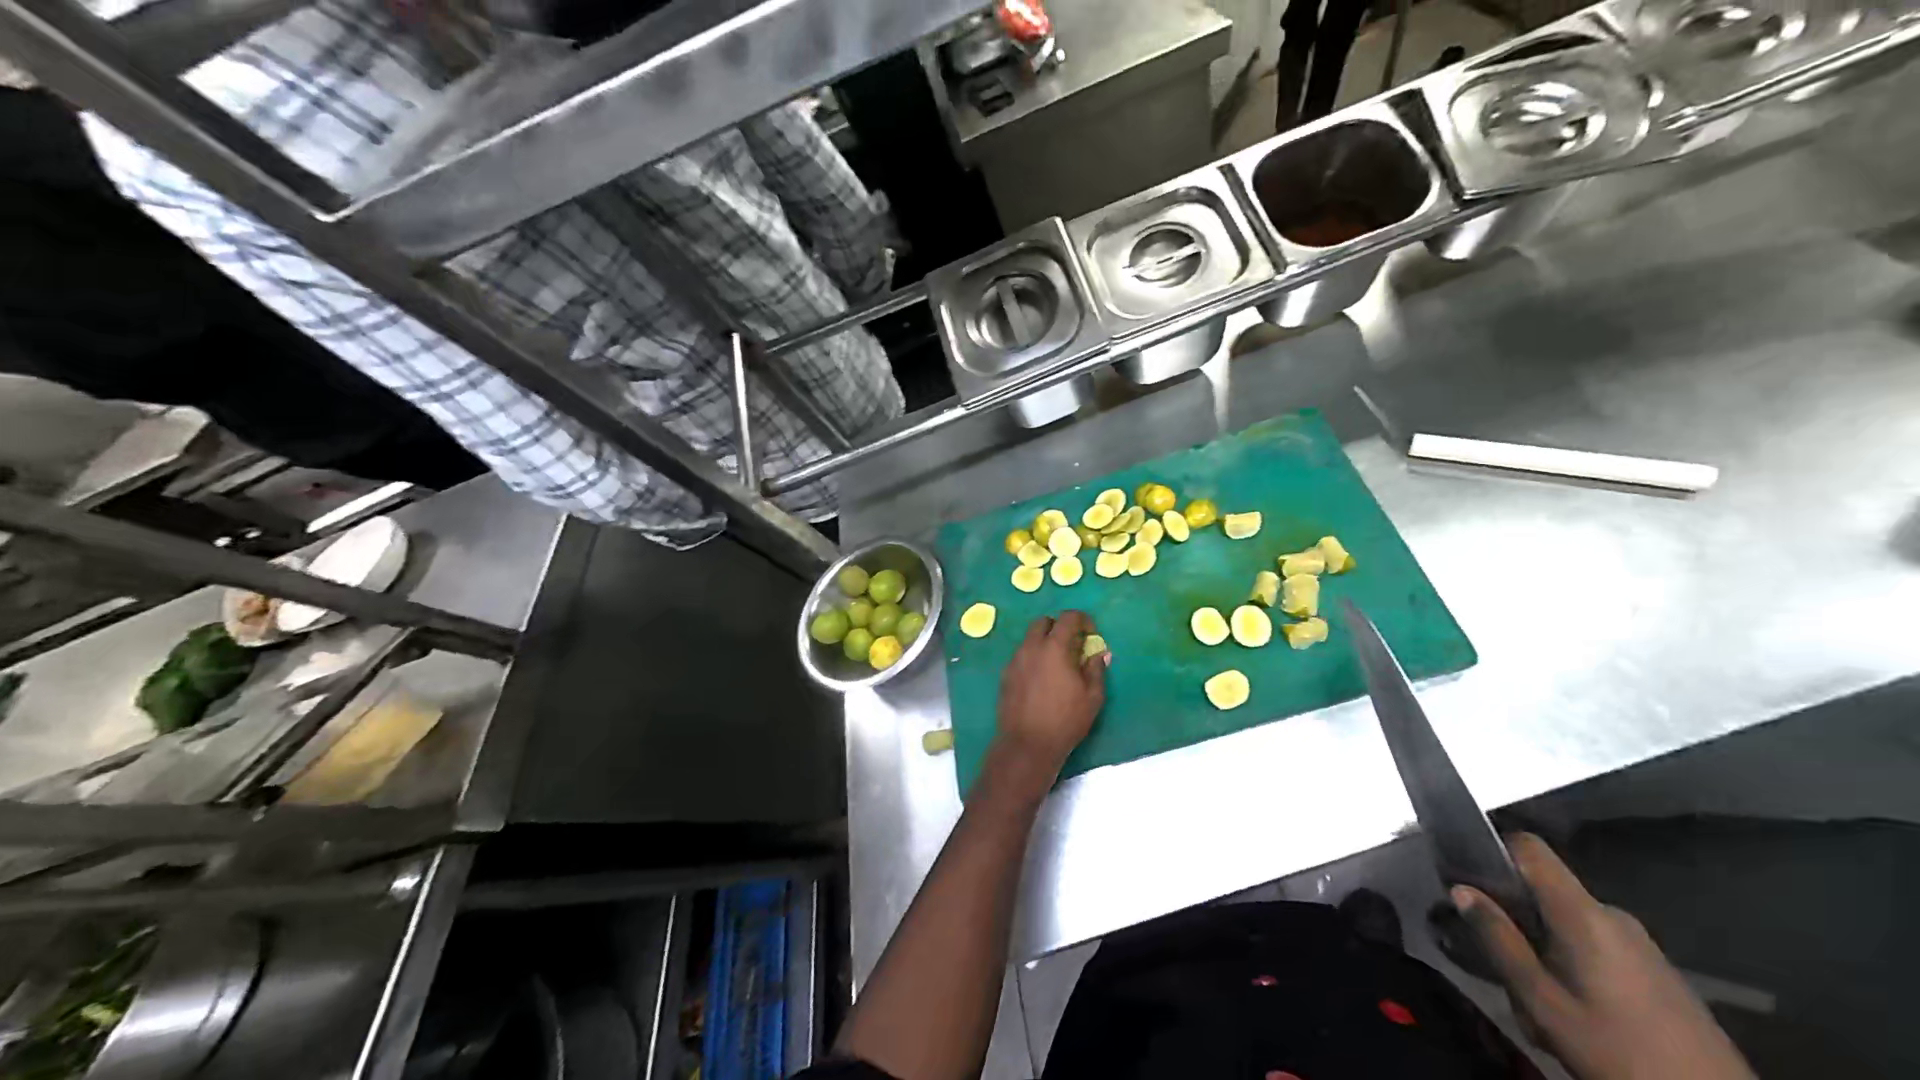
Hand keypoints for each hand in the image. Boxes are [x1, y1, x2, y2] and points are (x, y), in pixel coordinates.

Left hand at [989, 611, 1106, 793]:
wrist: (1027, 744)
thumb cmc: (1065, 720)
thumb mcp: (1092, 696)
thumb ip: (1096, 669)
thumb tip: (1099, 653)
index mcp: (1054, 647)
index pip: (1068, 618)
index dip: (1083, 620)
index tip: (1091, 634)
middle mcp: (1031, 647)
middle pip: (1043, 622)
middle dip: (1059, 627)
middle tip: (1073, 645)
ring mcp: (1015, 660)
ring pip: (1030, 638)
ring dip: (1045, 642)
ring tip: (1058, 664)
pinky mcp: (1006, 675)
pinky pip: (1021, 655)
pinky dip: (1034, 657)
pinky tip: (1042, 678)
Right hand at [1454, 834, 1755, 1079]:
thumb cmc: (1620, 1051)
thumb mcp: (1543, 1002)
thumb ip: (1499, 941)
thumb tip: (1461, 889)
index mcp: (1583, 913)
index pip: (1529, 848)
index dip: (1493, 849)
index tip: (1467, 877)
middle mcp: (1611, 915)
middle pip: (1543, 891)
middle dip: (1513, 919)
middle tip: (1498, 962)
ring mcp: (1638, 942)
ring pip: (1565, 924)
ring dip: (1541, 949)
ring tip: (1535, 999)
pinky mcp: (1653, 969)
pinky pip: (1593, 946)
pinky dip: (1570, 965)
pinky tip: (1572, 1010)